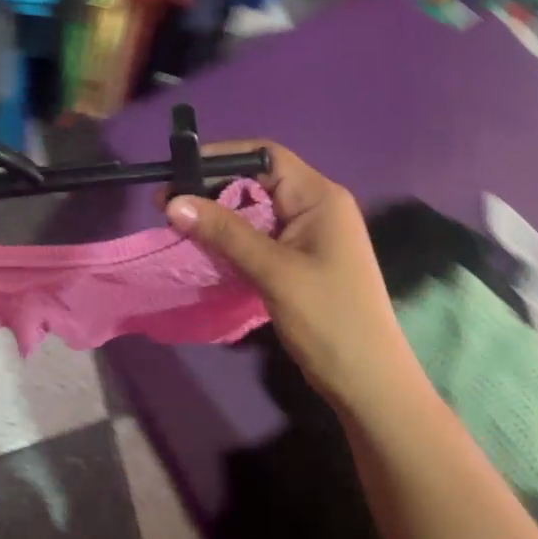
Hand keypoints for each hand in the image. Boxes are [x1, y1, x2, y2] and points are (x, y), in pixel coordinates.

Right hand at [165, 142, 416, 412]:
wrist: (370, 383)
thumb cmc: (328, 318)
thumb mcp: (273, 271)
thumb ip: (225, 232)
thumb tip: (172, 202)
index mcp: (319, 196)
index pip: (265, 155)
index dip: (221, 158)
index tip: (179, 172)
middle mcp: (317, 206)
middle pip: (258, 180)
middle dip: (213, 188)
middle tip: (167, 204)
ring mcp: (311, 235)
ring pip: (257, 210)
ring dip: (220, 216)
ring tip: (178, 225)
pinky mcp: (303, 260)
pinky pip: (262, 235)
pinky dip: (233, 239)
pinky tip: (204, 250)